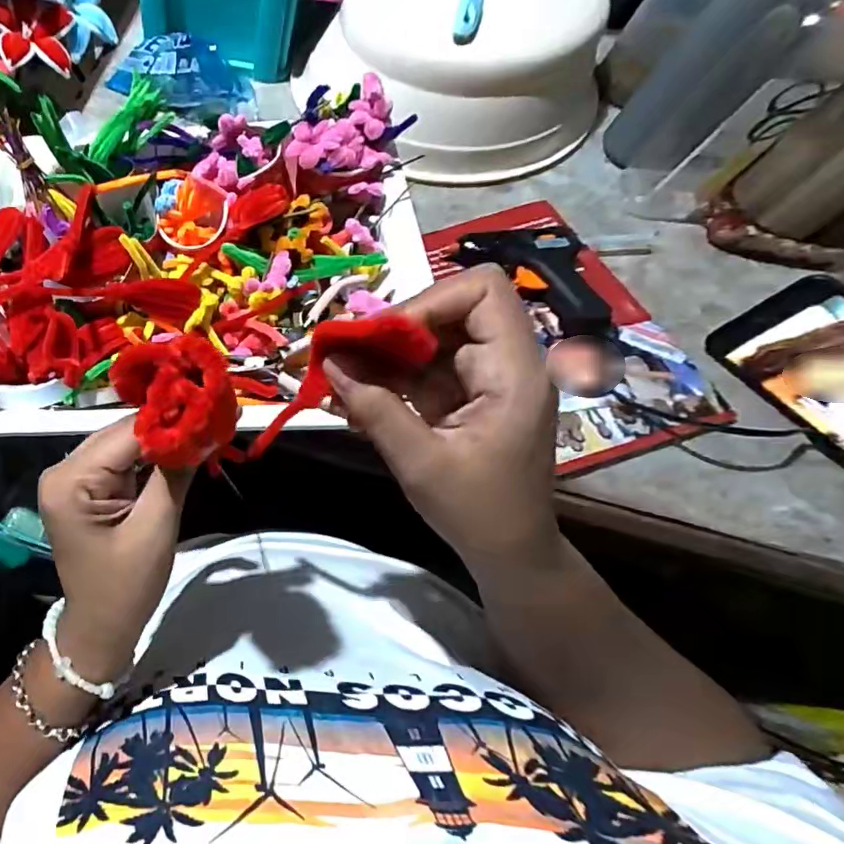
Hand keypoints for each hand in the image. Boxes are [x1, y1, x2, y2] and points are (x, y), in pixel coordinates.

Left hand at [37, 418, 192, 679]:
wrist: (101, 628)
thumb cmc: (126, 587)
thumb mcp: (155, 529)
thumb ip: (175, 474)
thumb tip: (202, 429)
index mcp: (70, 480)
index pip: (127, 434)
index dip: (170, 420)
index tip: (211, 407)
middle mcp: (63, 470)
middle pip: (124, 434)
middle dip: (168, 428)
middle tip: (213, 417)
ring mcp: (72, 478)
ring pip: (126, 444)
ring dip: (163, 440)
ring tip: (204, 430)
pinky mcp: (86, 487)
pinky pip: (124, 461)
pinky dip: (152, 457)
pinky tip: (182, 451)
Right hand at [326, 266, 557, 562]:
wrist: (509, 552)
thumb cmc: (476, 511)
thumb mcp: (420, 463)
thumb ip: (375, 410)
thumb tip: (330, 366)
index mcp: (513, 371)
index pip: (482, 291)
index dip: (429, 299)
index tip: (383, 335)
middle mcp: (505, 362)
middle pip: (451, 308)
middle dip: (394, 327)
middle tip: (347, 351)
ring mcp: (486, 378)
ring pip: (432, 337)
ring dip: (385, 352)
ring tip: (338, 371)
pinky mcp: (467, 394)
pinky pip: (425, 368)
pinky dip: (390, 376)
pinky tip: (354, 392)